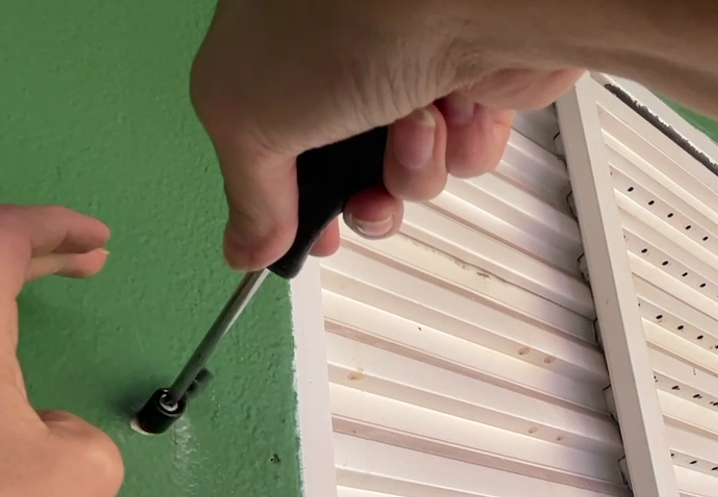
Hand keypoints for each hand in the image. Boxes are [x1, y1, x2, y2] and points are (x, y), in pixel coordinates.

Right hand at [189, 0, 579, 268]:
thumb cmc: (345, 25)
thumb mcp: (250, 116)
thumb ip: (247, 195)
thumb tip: (244, 251)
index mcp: (274, 49)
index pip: (279, 143)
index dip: (297, 203)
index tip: (315, 240)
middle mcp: (343, 56)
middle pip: (352, 175)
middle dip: (365, 201)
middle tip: (369, 199)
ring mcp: (412, 72)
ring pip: (412, 174)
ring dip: (412, 170)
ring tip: (414, 124)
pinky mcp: (473, 89)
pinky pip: (464, 157)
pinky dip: (460, 148)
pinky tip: (455, 112)